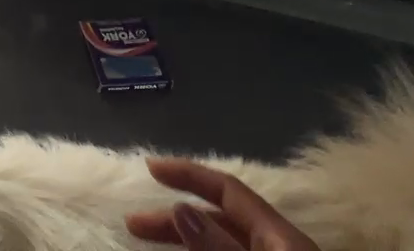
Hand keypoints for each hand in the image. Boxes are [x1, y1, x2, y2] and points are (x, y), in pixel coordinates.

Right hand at [125, 159, 319, 250]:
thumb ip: (218, 250)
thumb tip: (181, 209)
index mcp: (280, 240)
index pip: (228, 191)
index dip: (189, 174)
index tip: (150, 170)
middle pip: (219, 222)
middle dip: (175, 220)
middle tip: (134, 225)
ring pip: (221, 250)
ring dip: (185, 246)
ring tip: (150, 250)